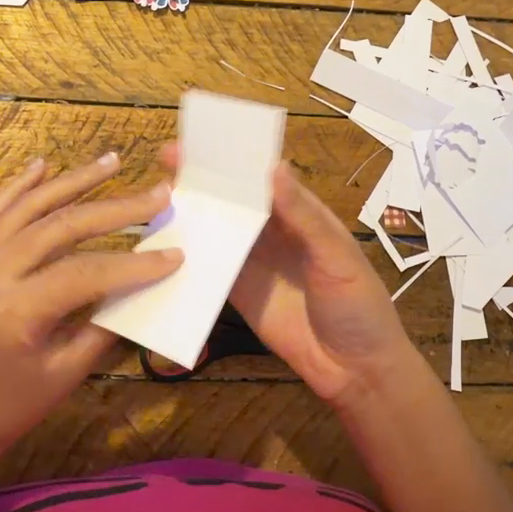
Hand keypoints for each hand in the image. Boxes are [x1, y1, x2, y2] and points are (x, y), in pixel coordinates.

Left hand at [0, 154, 181, 469]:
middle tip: (157, 194)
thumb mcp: (66, 373)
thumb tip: (144, 284)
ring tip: (112, 162)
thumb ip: (105, 323)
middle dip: (115, 209)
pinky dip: (19, 186)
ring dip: (73, 182)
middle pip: (62, 227)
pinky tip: (43, 166)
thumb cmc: (12, 406)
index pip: (87, 272)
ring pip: (29, 207)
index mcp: (16, 312)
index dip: (135, 263)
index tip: (175, 253)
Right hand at [163, 144, 417, 408]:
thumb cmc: (358, 304)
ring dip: (190, 209)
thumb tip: (273, 167)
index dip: (232, 157)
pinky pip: (208, 264)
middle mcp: (271, 229)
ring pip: (216, 225)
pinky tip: (160, 242)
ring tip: (154, 196)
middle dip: (201, 176)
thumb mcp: (337, 257)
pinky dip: (187, 252)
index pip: (261, 174)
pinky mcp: (236, 289)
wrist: (355, 370)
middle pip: (232, 195)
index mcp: (299, 211)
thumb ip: (303, 216)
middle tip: (165, 158)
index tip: (200, 140)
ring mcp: (251, 259)